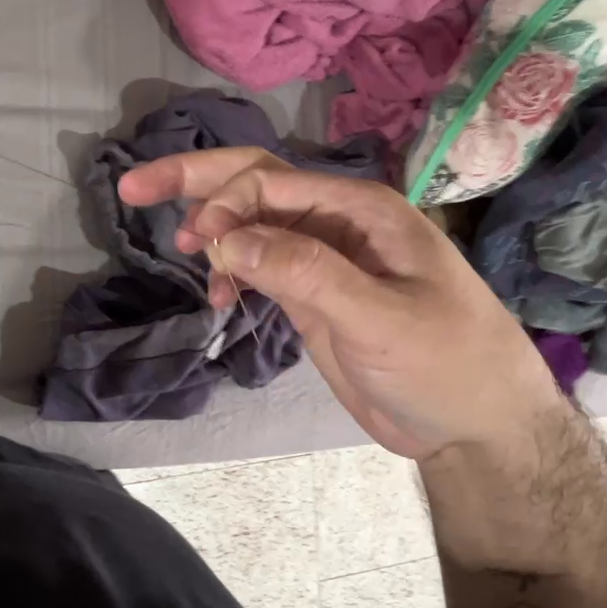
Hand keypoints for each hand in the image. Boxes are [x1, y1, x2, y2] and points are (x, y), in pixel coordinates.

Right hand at [117, 148, 567, 463]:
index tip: (195, 242)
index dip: (223, 200)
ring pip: (250, 226)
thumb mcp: (378, 316)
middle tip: (131, 187)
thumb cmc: (445, 363)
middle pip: (254, 185)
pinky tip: (219, 295)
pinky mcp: (311, 296)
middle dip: (194, 183)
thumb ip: (303, 271)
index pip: (271, 180)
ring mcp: (321, 260)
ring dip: (211, 232)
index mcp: (359, 209)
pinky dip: (229, 271)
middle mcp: (335, 223)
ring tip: (180, 253)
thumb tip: (223, 237)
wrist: (475, 427)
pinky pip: (258, 266)